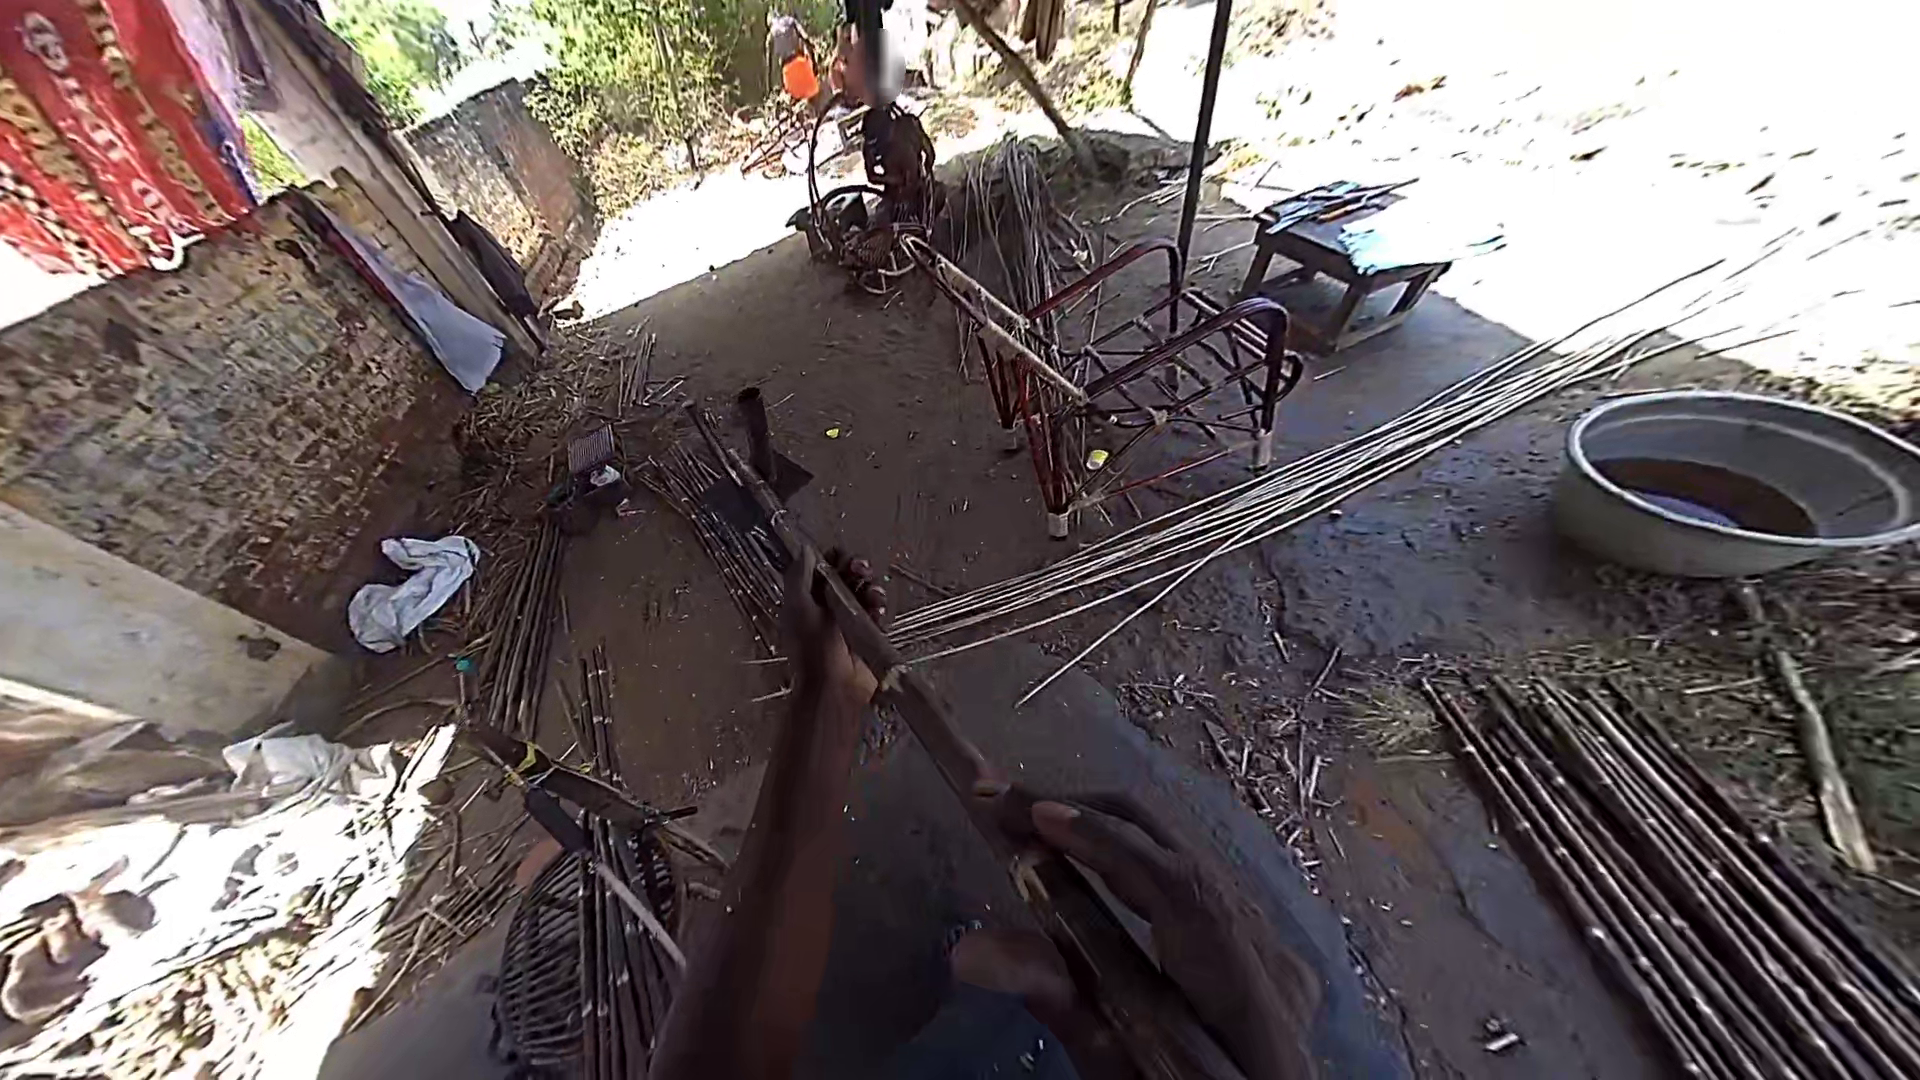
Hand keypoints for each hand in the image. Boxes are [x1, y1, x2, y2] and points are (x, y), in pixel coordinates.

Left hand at [781, 547, 885, 705]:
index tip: (843, 556)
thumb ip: (800, 576)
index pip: (823, 567)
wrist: (834, 687)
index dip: (834, 558)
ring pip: (865, 590)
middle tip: (861, 569)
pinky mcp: (869, 631)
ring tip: (873, 595)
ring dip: (871, 587)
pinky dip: (880, 607)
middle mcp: (828, 605)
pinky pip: (878, 610)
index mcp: (807, 598)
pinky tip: (878, 611)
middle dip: (856, 568)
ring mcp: (850, 618)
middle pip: (847, 575)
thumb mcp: (798, 607)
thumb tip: (806, 548)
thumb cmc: (812, 647)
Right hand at [958, 795, 1320, 1079]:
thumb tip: (969, 950)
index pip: (1177, 889)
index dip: (1105, 841)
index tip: (1034, 814)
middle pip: (1167, 844)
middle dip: (1081, 811)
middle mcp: (1263, 947)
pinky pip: (1173, 858)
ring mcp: (1262, 929)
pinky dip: (1116, 841)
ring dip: (1093, 820)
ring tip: (1026, 816)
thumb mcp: (1122, 1074)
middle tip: (1004, 801)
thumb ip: (1061, 1005)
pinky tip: (1075, 844)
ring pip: (1168, 840)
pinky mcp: (1246, 922)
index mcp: (1245, 1001)